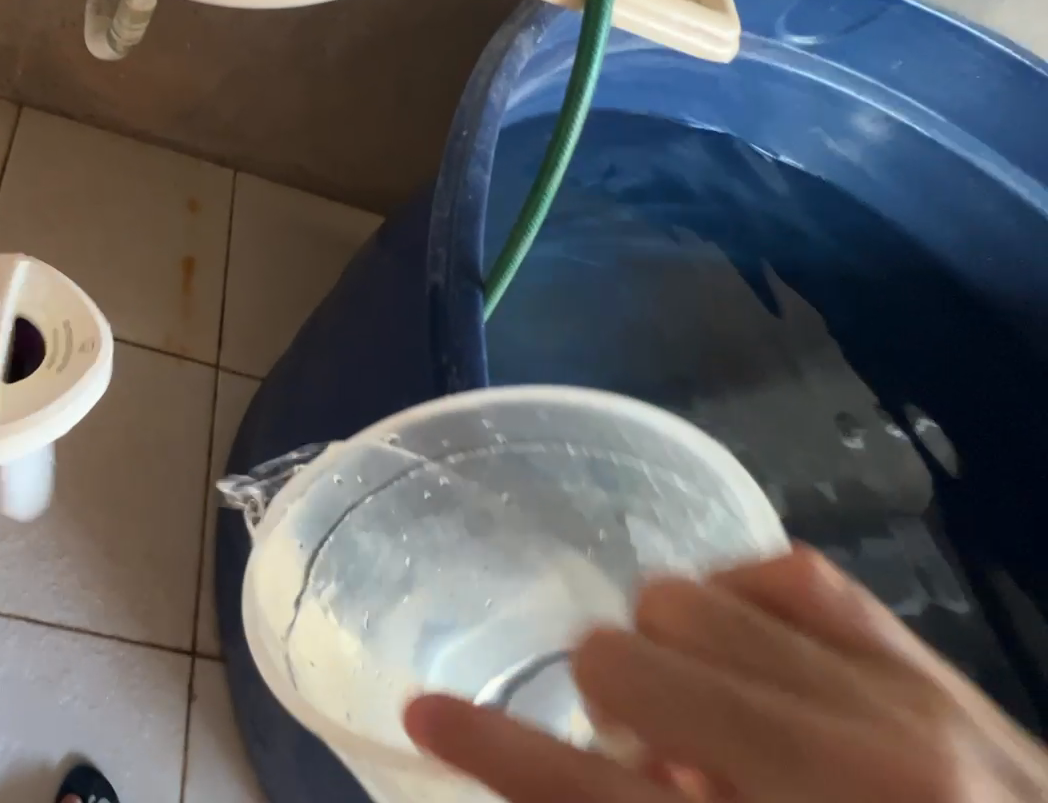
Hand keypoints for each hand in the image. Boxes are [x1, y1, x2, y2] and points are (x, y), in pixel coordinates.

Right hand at [405, 547, 1047, 802]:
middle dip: (607, 698)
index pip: (580, 790)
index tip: (422, 713)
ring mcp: (899, 705)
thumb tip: (606, 758)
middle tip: (647, 742)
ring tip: (711, 699)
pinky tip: (760, 652)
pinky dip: (745, 602)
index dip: (488, 747)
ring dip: (668, 649)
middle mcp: (845, 777)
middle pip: (616, 661)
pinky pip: (780, 572)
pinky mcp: (932, 662)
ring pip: (678, 599)